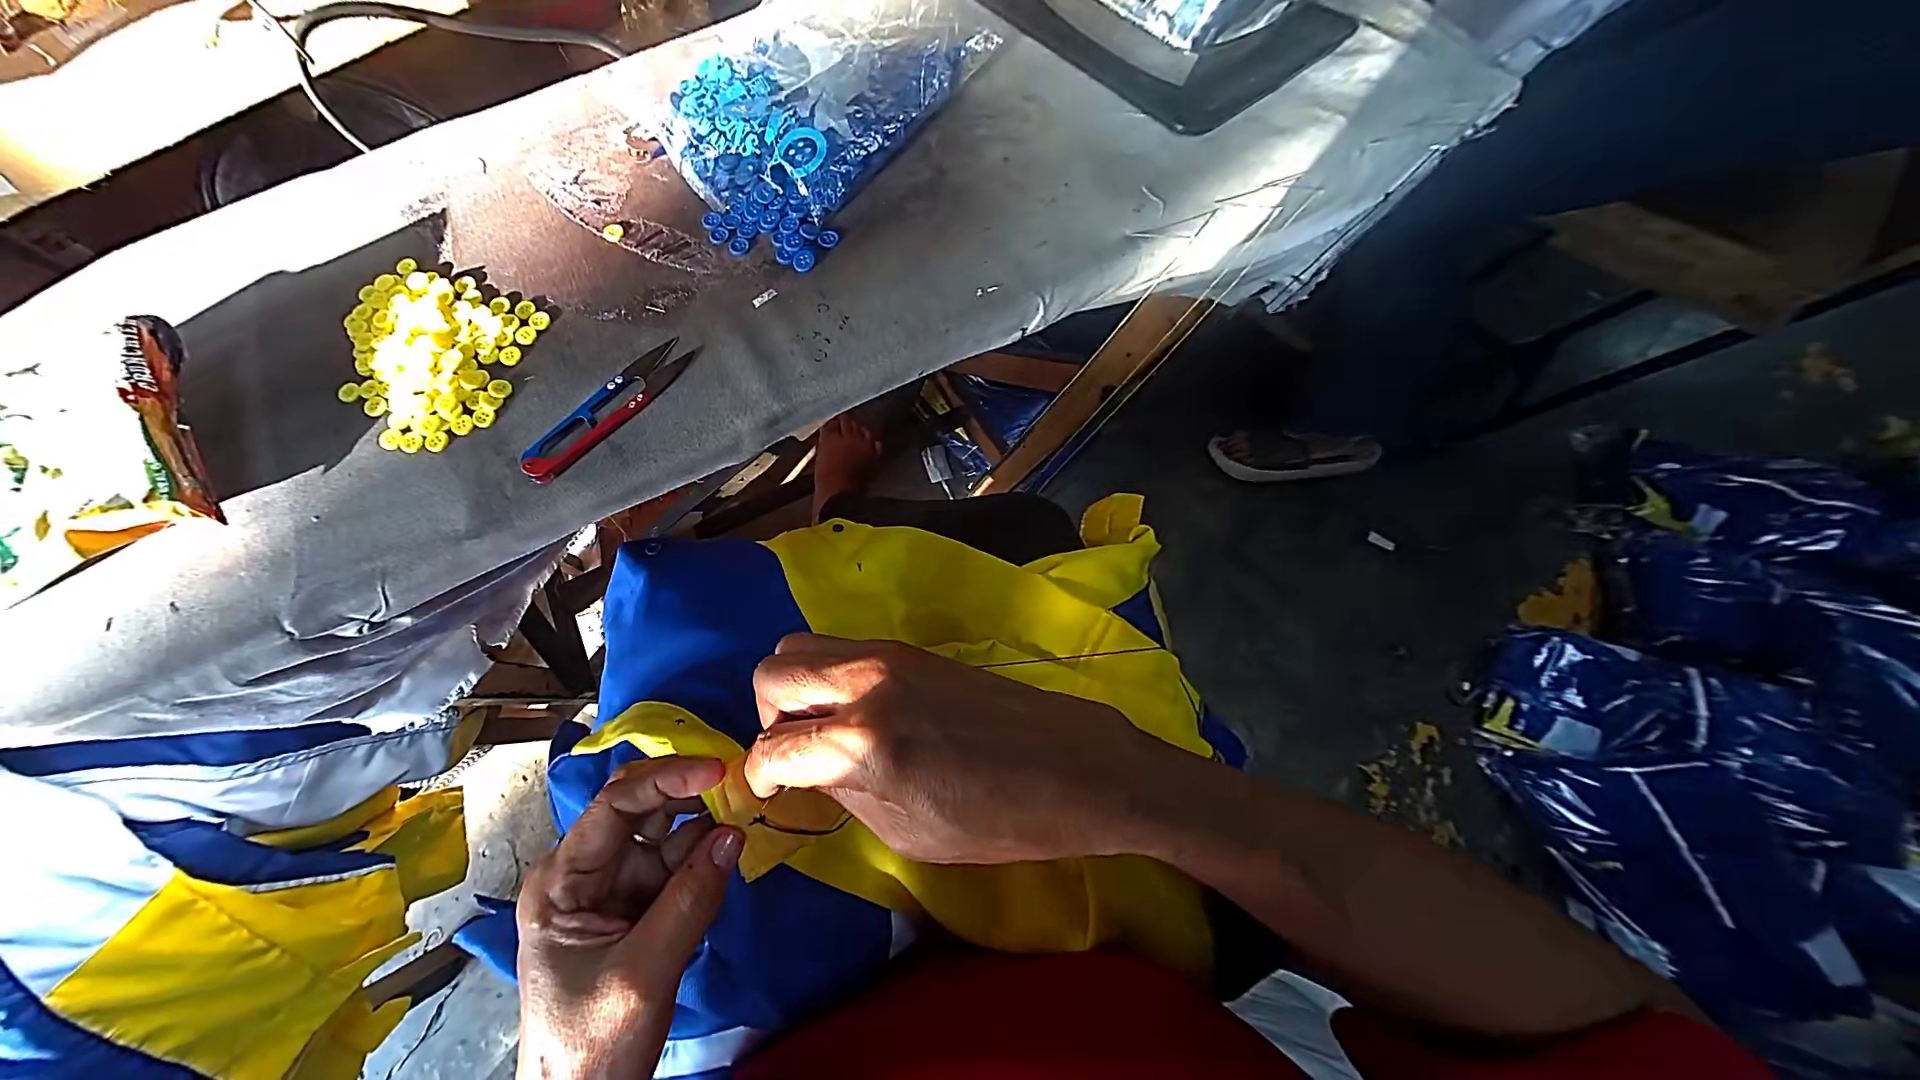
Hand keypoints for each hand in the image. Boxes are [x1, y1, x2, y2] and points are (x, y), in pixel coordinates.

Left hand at [516, 757, 742, 1079]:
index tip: (716, 770)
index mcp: (562, 881)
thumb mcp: (643, 975)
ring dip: (705, 822)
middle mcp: (588, 870)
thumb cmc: (592, 1045)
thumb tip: (734, 835)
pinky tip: (729, 851)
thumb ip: (690, 902)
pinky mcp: (643, 902)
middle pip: (640, 807)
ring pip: (667, 831)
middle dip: (688, 792)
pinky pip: (681, 862)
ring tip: (744, 814)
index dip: (667, 779)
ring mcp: (617, 885)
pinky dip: (708, 852)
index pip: (615, 805)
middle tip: (737, 783)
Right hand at [742, 634, 1171, 863]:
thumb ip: (845, 791)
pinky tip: (863, 709)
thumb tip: (808, 767)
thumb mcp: (908, 832)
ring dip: (797, 685)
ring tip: (826, 724)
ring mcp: (891, 656)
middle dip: (769, 716)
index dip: (760, 775)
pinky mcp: (914, 648)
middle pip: (773, 671)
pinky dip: (833, 674)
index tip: (770, 788)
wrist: (1073, 766)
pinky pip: (846, 647)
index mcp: (862, 743)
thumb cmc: (999, 820)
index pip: (772, 747)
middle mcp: (866, 685)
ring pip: (803, 644)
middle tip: (798, 748)